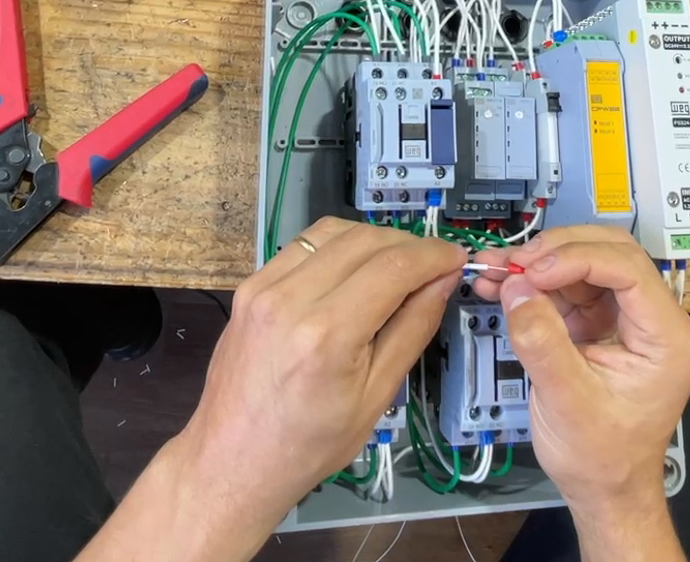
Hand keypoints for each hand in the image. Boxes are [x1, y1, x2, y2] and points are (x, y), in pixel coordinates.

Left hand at [178, 218, 463, 529]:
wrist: (233, 459)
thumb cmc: (310, 443)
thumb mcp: (377, 397)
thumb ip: (414, 327)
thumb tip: (444, 279)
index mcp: (327, 335)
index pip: (393, 267)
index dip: (433, 255)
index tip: (456, 256)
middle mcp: (291, 299)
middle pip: (366, 240)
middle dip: (409, 244)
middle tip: (432, 265)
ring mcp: (264, 286)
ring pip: (334, 231)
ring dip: (374, 238)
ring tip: (396, 264)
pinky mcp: (251, 284)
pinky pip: (304, 243)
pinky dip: (338, 244)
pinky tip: (353, 268)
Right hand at [471, 226, 689, 532]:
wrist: (601, 490)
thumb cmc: (598, 456)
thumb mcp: (568, 402)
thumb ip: (542, 342)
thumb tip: (515, 287)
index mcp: (665, 336)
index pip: (628, 268)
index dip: (578, 258)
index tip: (531, 273)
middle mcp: (650, 316)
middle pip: (609, 251)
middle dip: (557, 250)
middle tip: (514, 263)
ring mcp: (621, 315)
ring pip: (582, 261)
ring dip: (536, 261)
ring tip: (493, 268)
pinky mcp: (595, 319)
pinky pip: (563, 283)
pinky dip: (530, 280)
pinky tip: (496, 283)